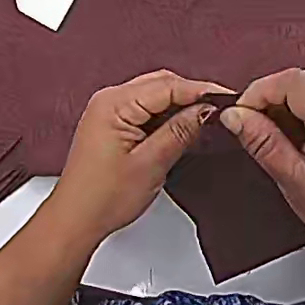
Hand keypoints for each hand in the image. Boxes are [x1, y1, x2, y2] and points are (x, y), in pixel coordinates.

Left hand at [0, 70, 228, 304]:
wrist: (75, 220)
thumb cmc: (102, 197)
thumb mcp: (151, 163)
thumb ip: (181, 130)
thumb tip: (208, 109)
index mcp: (114, 104)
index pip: (168, 85)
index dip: (201, 91)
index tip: (228, 98)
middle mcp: (109, 100)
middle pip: (162, 84)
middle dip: (193, 95)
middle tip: (222, 110)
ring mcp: (109, 110)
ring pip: (156, 95)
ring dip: (181, 105)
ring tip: (207, 120)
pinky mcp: (113, 123)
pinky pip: (146, 108)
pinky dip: (167, 116)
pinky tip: (183, 128)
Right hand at [221, 66, 304, 266]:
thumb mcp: (297, 184)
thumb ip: (265, 144)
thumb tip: (235, 115)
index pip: (293, 82)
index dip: (259, 92)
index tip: (240, 115)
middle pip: (301, 76)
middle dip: (271, 96)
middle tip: (256, 127)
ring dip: (286, 98)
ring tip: (278, 132)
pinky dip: (303, 103)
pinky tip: (297, 129)